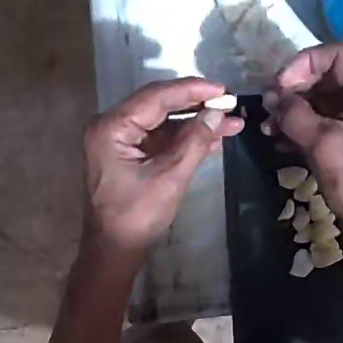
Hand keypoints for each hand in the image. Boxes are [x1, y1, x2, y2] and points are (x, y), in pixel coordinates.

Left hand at [83, 77, 243, 256]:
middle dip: (196, 106)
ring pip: (162, 124)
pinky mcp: (128, 157)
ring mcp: (119, 142)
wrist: (114, 253)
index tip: (223, 90)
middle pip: (159, 106)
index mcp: (112, 127)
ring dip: (195, 124)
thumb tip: (217, 113)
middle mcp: (111, 127)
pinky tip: (213, 138)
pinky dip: (184, 140)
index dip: (192, 91)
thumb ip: (194, 141)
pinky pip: (159, 140)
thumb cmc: (137, 218)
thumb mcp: (169, 178)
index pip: (156, 97)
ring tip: (231, 122)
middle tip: (230, 103)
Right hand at [263, 44, 342, 250]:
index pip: (336, 54)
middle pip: (325, 76)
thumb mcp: (322, 143)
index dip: (302, 63)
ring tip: (267, 127)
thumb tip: (271, 95)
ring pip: (319, 99)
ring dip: (290, 110)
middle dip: (293, 89)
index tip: (278, 85)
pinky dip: (298, 126)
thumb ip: (294, 114)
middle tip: (268, 106)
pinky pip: (320, 120)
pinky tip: (276, 139)